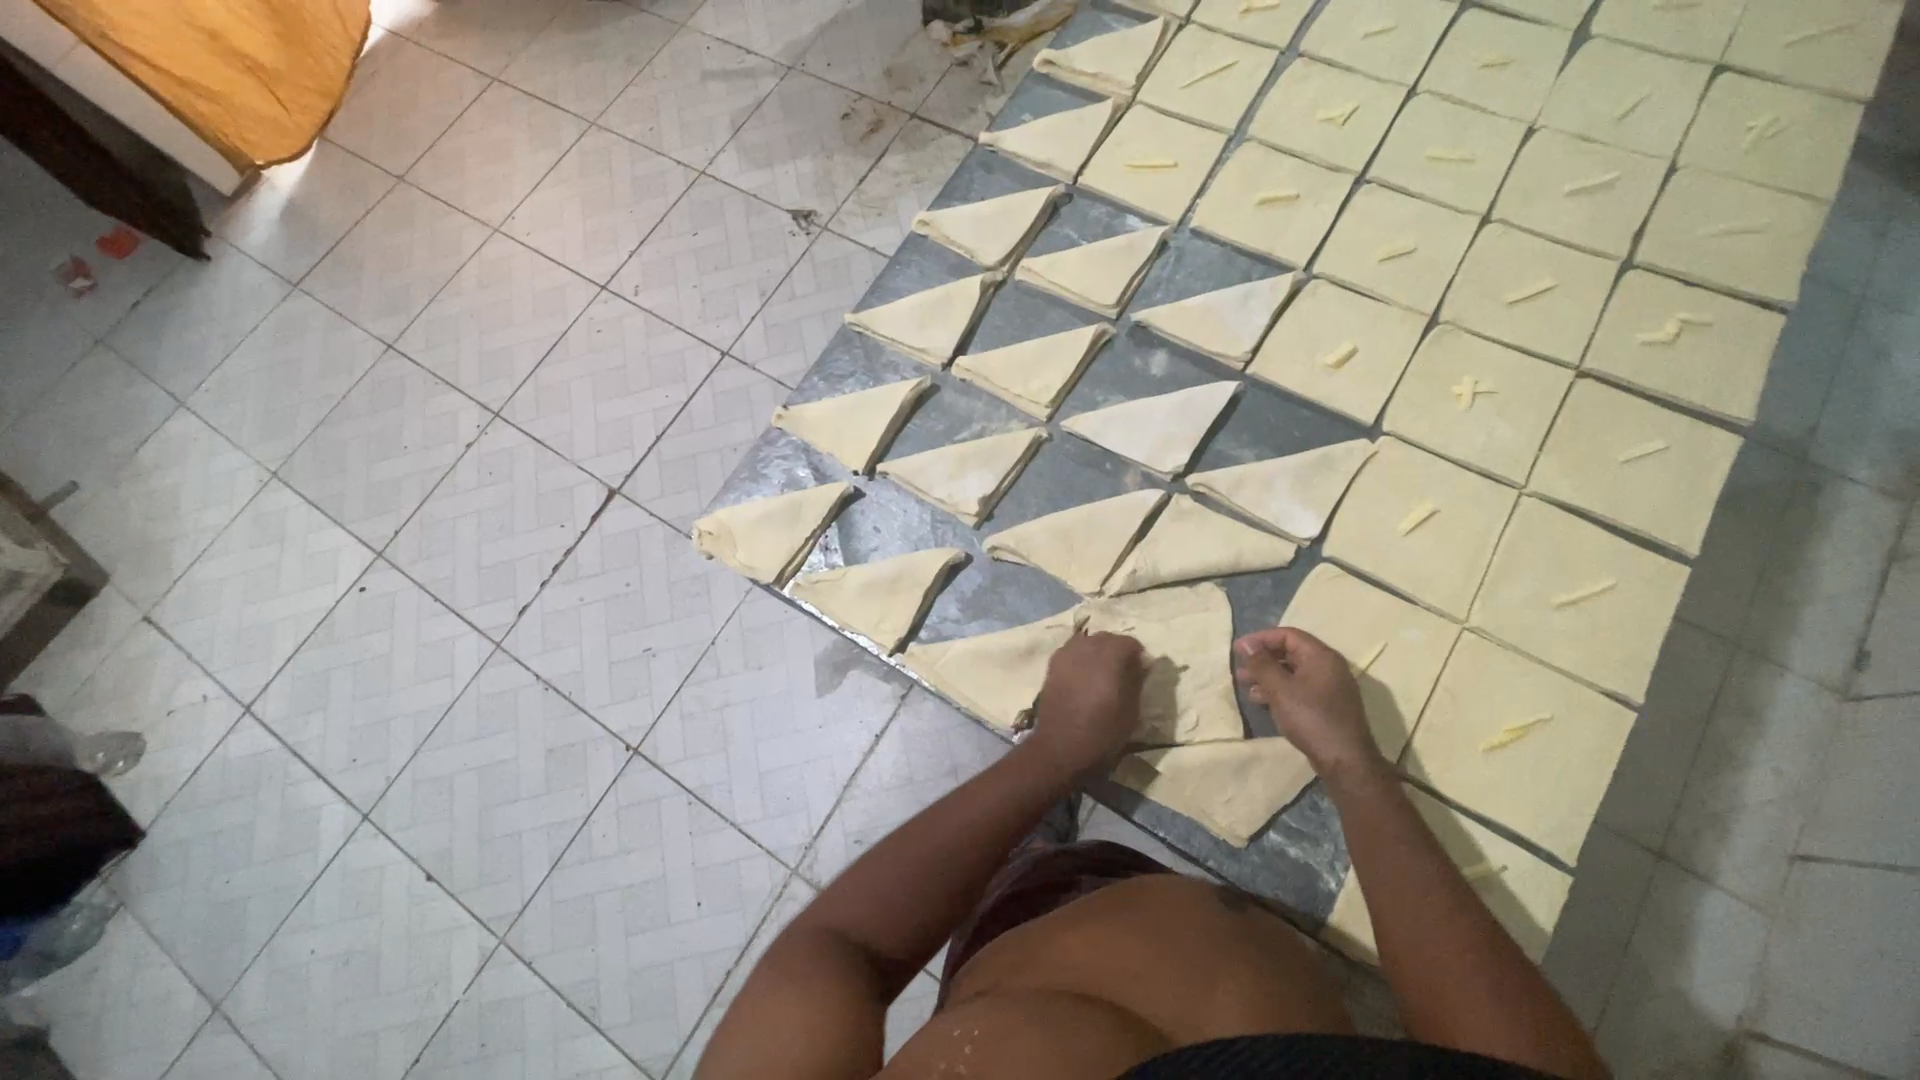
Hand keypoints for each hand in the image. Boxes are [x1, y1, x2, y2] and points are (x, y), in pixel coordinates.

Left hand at [1026, 630, 1146, 777]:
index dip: (1138, 655)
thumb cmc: (1103, 732)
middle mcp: (1086, 648)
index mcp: (1109, 656)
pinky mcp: (1052, 665)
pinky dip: (1080, 658)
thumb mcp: (1131, 709)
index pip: (1129, 642)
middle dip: (1117, 650)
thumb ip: (1137, 679)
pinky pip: (1071, 651)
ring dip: (1096, 651)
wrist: (1061, 747)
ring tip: (1101, 673)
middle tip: (1123, 671)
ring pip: (1086, 641)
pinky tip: (1083, 676)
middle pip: (1106, 638)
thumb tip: (1142, 663)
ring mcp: (1065, 654)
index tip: (1141, 672)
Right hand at [1233, 627, 1387, 784]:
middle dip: (1263, 659)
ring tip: (1247, 687)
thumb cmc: (1311, 719)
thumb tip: (1247, 643)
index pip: (1288, 635)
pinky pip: (1299, 688)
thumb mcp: (1280, 690)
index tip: (1238, 649)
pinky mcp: (1327, 705)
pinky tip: (1263, 701)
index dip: (1261, 638)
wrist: (1344, 760)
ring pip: (1293, 672)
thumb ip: (1262, 664)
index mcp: (1321, 657)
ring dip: (1268, 676)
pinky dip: (1280, 690)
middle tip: (1240, 669)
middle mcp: (1329, 667)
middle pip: (1291, 652)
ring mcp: (1330, 687)